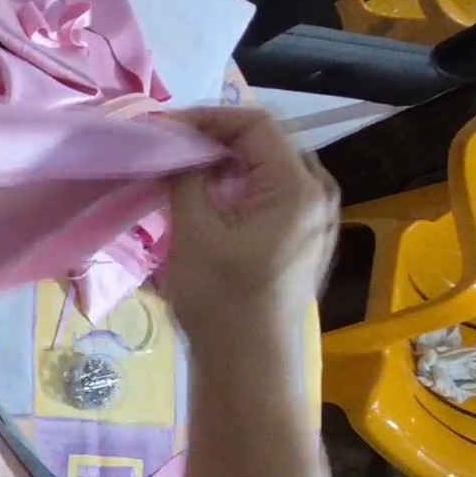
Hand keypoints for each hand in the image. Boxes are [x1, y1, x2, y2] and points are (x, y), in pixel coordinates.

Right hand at [160, 107, 338, 347]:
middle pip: (263, 145)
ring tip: (175, 174)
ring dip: (217, 166)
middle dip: (211, 139)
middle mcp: (315, 194)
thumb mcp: (194, 235)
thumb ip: (187, 183)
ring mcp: (309, 218)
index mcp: (297, 187)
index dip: (206, 117)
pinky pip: (263, 197)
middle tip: (163, 148)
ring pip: (261, 171)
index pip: (256, 125)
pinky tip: (199, 205)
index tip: (160, 126)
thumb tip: (176, 152)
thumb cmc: (221, 298)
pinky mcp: (295, 240)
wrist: (249, 358)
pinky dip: (228, 189)